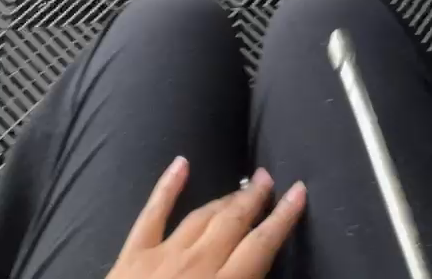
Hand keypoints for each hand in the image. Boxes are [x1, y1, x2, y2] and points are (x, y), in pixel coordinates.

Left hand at [106, 157, 306, 278]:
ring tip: (242, 184)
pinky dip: (167, 186)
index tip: (299, 191)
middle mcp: (196, 265)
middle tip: (269, 178)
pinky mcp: (131, 256)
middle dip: (254, 199)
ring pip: (202, 216)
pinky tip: (181, 164)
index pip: (260, 247)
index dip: (282, 218)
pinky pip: (152, 214)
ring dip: (225, 198)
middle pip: (233, 222)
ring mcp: (162, 256)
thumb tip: (259, 274)